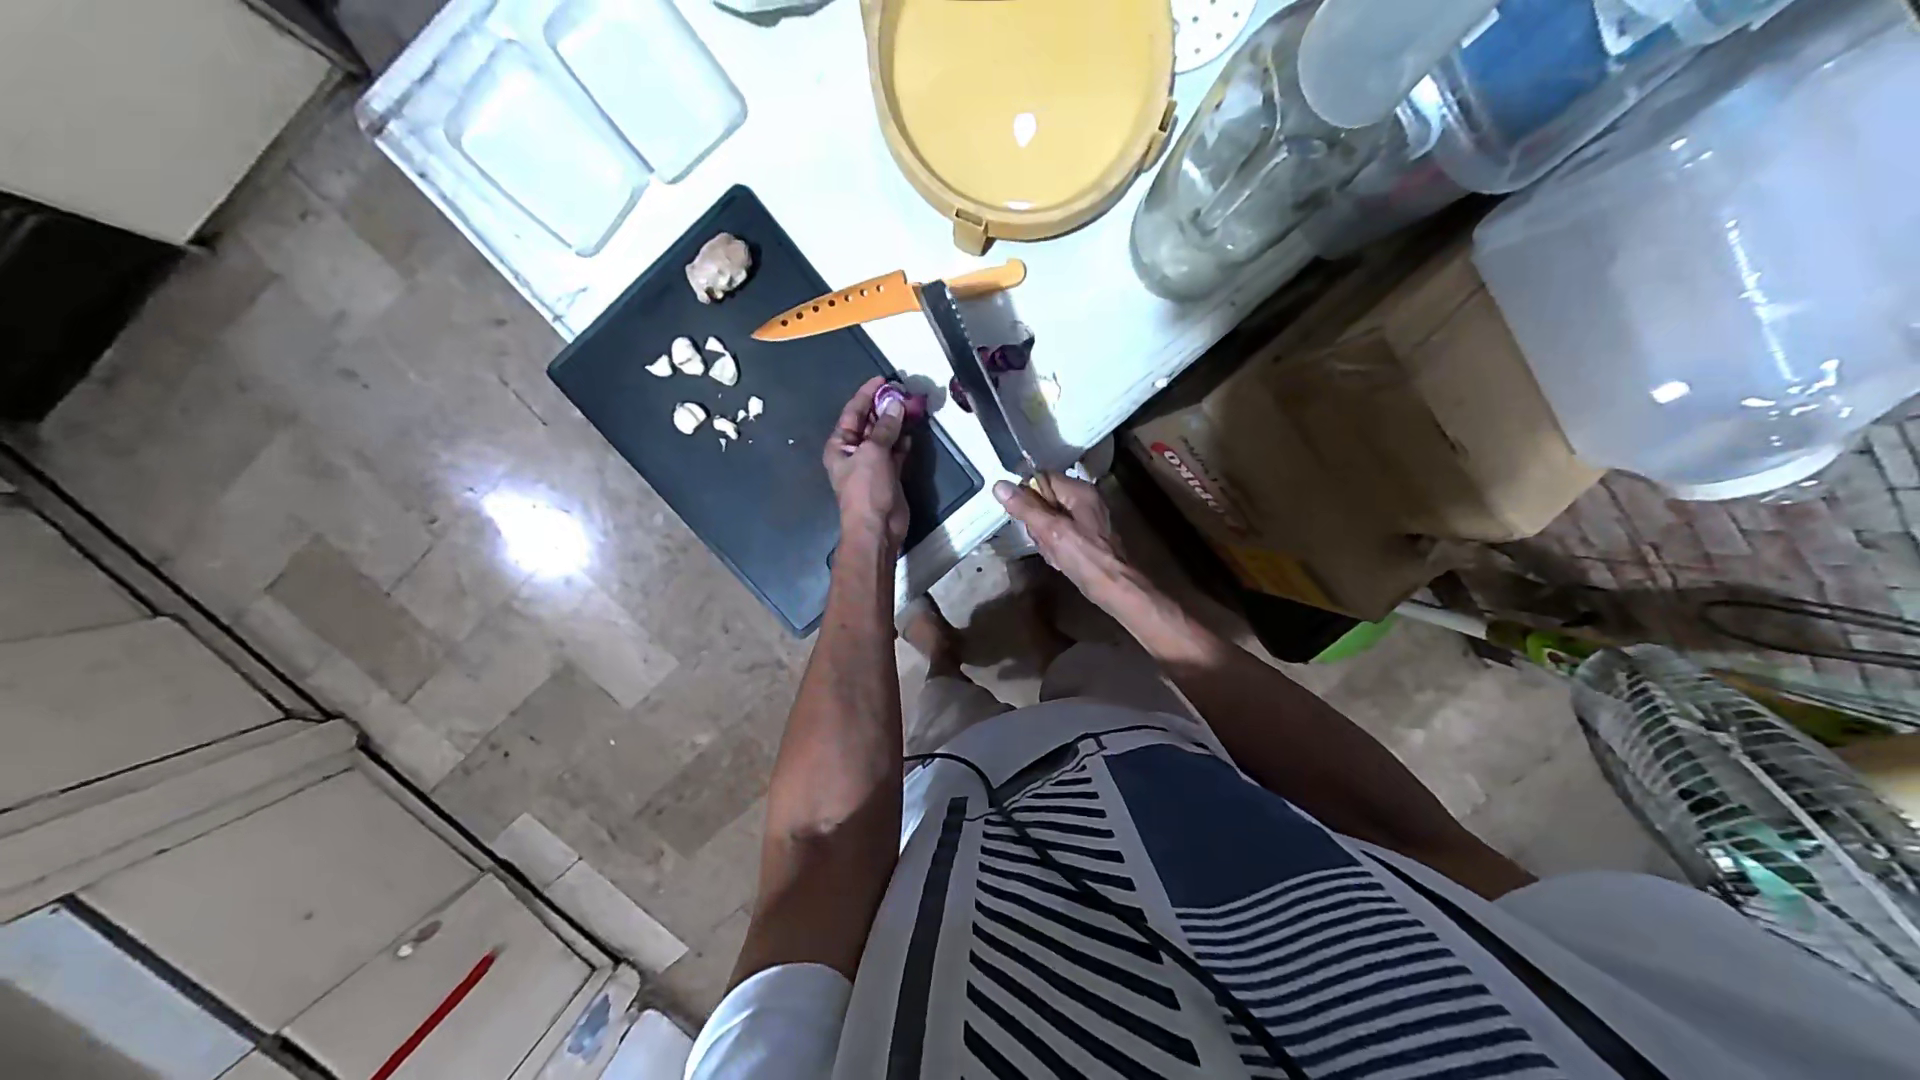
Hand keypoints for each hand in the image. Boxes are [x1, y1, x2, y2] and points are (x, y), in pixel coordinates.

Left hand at [825, 377, 911, 552]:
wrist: (876, 527)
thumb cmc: (866, 489)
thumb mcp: (873, 452)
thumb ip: (885, 427)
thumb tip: (896, 404)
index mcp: (840, 445)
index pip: (853, 412)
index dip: (867, 393)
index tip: (883, 378)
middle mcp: (854, 451)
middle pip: (869, 422)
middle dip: (885, 407)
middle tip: (903, 391)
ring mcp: (872, 464)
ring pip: (885, 436)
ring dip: (897, 423)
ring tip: (912, 406)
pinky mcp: (889, 474)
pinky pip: (895, 452)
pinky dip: (903, 442)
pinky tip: (912, 431)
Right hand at [994, 473, 1132, 601]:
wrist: (1113, 586)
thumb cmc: (1083, 556)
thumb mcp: (1050, 530)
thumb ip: (1025, 507)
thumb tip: (1000, 485)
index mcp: (1079, 491)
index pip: (1042, 477)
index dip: (1026, 493)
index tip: (1020, 513)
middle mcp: (1084, 499)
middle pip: (1045, 499)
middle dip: (1036, 521)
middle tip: (1041, 538)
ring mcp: (1087, 518)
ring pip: (1050, 519)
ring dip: (1044, 536)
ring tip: (1052, 552)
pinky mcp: (1086, 535)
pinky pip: (1060, 533)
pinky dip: (1054, 545)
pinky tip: (1058, 559)